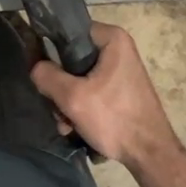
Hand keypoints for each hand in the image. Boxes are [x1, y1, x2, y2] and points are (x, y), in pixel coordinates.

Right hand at [29, 23, 179, 169]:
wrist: (149, 154)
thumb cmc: (114, 118)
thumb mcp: (73, 97)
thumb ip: (47, 77)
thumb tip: (36, 67)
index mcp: (112, 38)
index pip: (69, 32)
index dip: (51, 51)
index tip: (44, 73)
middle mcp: (118, 48)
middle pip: (72, 58)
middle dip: (60, 86)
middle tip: (58, 107)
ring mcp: (120, 70)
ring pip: (79, 77)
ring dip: (68, 101)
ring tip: (67, 123)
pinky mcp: (119, 89)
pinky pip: (91, 90)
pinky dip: (81, 107)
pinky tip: (76, 127)